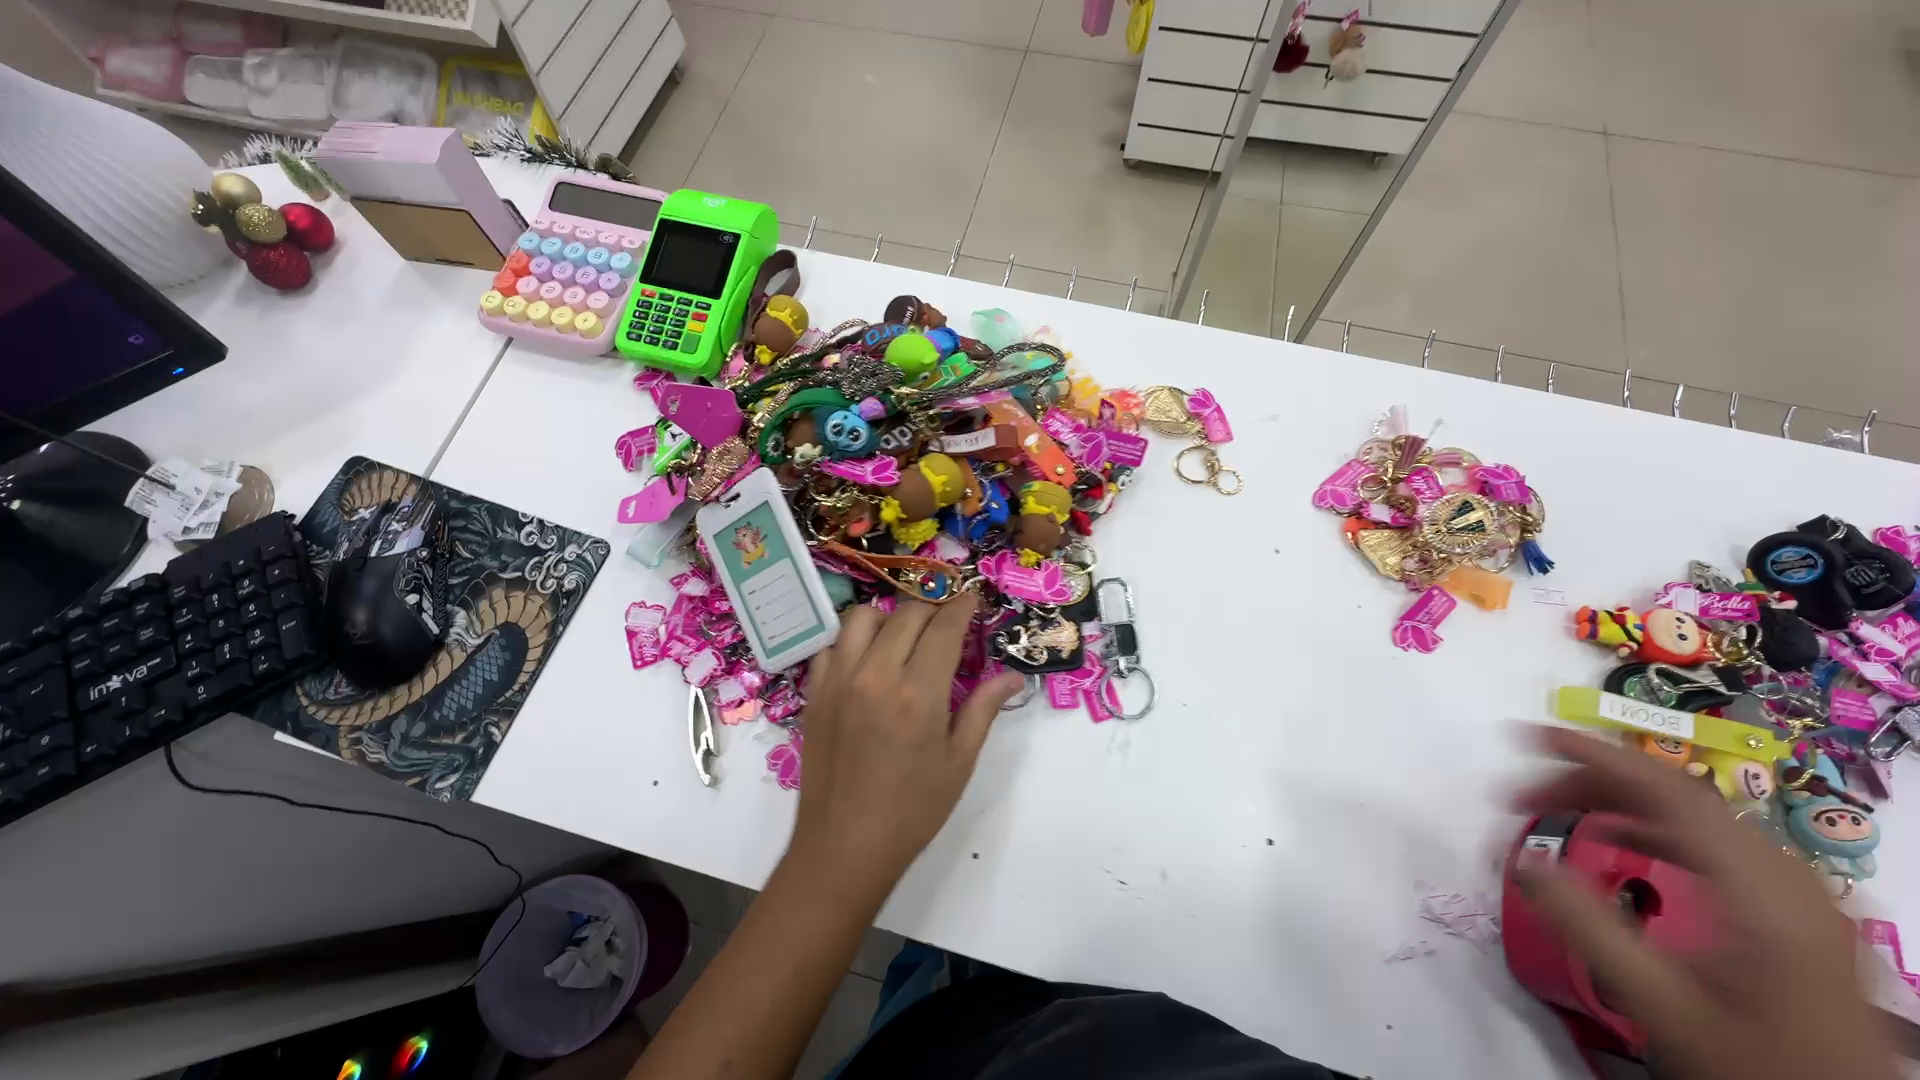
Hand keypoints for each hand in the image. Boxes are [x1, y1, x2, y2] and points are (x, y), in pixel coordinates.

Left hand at [786, 595, 1024, 900]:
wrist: (844, 846)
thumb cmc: (912, 810)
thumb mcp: (959, 762)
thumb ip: (983, 709)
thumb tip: (1012, 676)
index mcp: (918, 692)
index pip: (944, 626)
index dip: (962, 606)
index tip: (973, 600)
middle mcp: (875, 674)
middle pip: (906, 614)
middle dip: (933, 609)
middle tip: (948, 623)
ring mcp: (839, 680)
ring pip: (863, 618)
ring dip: (890, 617)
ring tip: (905, 637)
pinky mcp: (815, 694)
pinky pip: (832, 646)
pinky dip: (853, 641)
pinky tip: (868, 661)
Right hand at [1511, 727, 1895, 1079]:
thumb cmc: (1750, 1061)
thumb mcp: (1660, 1002)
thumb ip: (1587, 928)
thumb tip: (1518, 859)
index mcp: (1759, 890)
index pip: (1670, 791)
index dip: (1597, 755)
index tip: (1534, 737)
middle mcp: (1785, 877)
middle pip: (1679, 797)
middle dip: (1593, 782)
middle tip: (1524, 796)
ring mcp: (1796, 893)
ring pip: (1696, 817)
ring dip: (1620, 803)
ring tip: (1557, 811)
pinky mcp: (1794, 912)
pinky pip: (1716, 843)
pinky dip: (1656, 828)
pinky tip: (1618, 840)